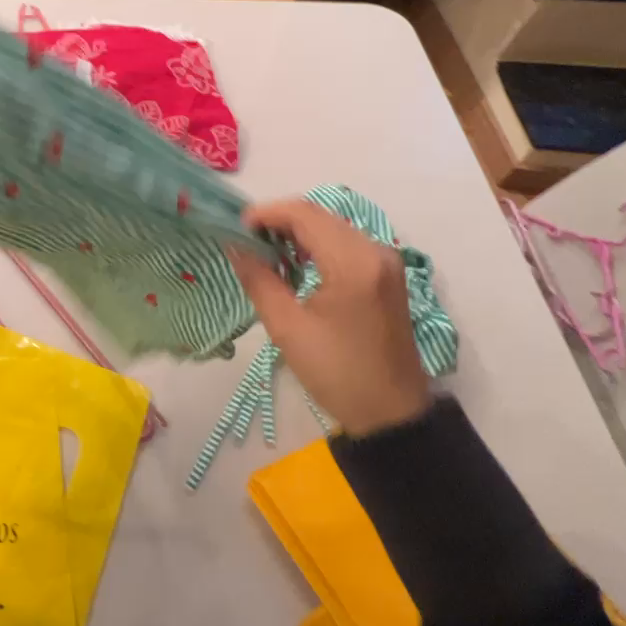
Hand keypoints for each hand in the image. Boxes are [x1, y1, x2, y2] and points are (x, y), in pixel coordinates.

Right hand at [226, 200, 431, 436]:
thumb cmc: (336, 372)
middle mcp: (375, 251)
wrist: (391, 412)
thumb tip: (235, 246)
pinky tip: (293, 265)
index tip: (234, 228)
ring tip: (263, 253)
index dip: (265, 214)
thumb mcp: (287, 326)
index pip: (304, 214)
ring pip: (331, 227)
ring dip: (296, 233)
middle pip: (319, 215)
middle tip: (244, 241)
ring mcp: (385, 262)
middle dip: (278, 222)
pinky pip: (345, 243)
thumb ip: (258, 279)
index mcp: (353, 262)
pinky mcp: (386, 275)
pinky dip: (315, 246)